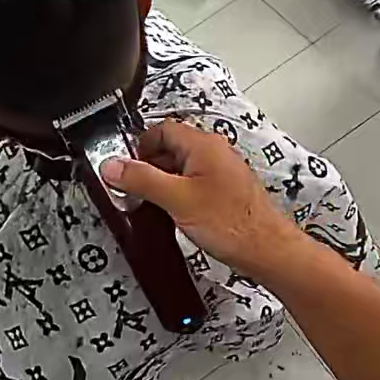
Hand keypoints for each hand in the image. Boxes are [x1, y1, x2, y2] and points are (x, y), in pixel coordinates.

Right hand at [103, 120, 312, 277]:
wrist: (267, 250)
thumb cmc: (232, 224)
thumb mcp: (176, 199)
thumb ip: (141, 180)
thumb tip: (112, 166)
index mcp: (203, 145)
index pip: (162, 129)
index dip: (139, 146)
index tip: (124, 168)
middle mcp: (216, 153)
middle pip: (171, 148)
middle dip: (148, 167)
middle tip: (132, 190)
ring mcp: (223, 172)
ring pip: (183, 168)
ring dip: (163, 183)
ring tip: (151, 205)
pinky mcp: (227, 192)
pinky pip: (195, 184)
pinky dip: (179, 195)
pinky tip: (174, 215)